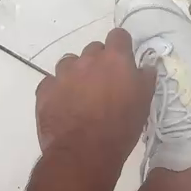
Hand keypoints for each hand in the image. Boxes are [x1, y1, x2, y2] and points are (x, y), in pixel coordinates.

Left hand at [35, 27, 155, 173]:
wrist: (84, 155)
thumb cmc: (121, 128)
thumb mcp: (144, 101)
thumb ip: (145, 77)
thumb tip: (145, 66)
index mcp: (115, 58)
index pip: (119, 35)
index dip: (121, 47)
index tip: (122, 62)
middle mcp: (88, 59)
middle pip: (93, 49)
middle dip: (98, 62)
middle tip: (102, 84)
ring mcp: (64, 73)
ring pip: (70, 63)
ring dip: (76, 74)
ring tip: (80, 96)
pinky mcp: (45, 91)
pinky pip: (50, 83)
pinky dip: (56, 90)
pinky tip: (62, 106)